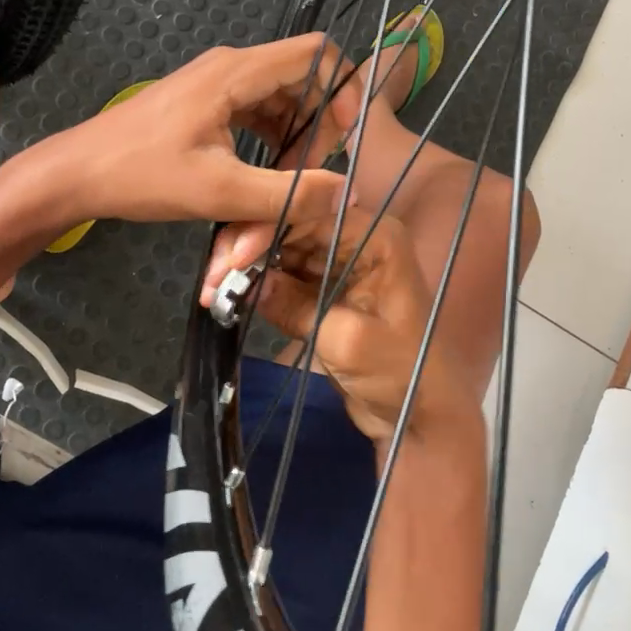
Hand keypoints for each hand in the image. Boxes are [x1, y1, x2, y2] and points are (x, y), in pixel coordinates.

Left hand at [36, 33, 366, 226]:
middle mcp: (233, 68)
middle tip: (310, 178)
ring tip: (286, 186)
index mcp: (237, 73)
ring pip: (283, 103)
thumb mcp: (220, 191)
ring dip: (295, 143)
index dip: (343, 89)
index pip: (316, 53)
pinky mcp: (208, 104)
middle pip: (304, 82)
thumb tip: (347, 195)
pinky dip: (272, 143)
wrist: (76, 174)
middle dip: (317, 130)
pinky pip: (259, 114)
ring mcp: (219, 85)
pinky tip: (266, 177)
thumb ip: (288, 193)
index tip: (345, 138)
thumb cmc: (142, 176)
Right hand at [201, 211, 485, 445]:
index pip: (312, 212)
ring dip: (247, 268)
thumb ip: (295, 306)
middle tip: (213, 278)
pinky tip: (227, 297)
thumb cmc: (401, 373)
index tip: (233, 258)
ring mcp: (337, 265)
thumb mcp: (348, 340)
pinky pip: (283, 276)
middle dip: (249, 248)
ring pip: (281, 250)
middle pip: (291, 226)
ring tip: (212, 291)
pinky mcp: (322, 290)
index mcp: (375, 238)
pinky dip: (256, 286)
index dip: (267, 227)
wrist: (418, 418)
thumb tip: (243, 283)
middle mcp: (355, 241)